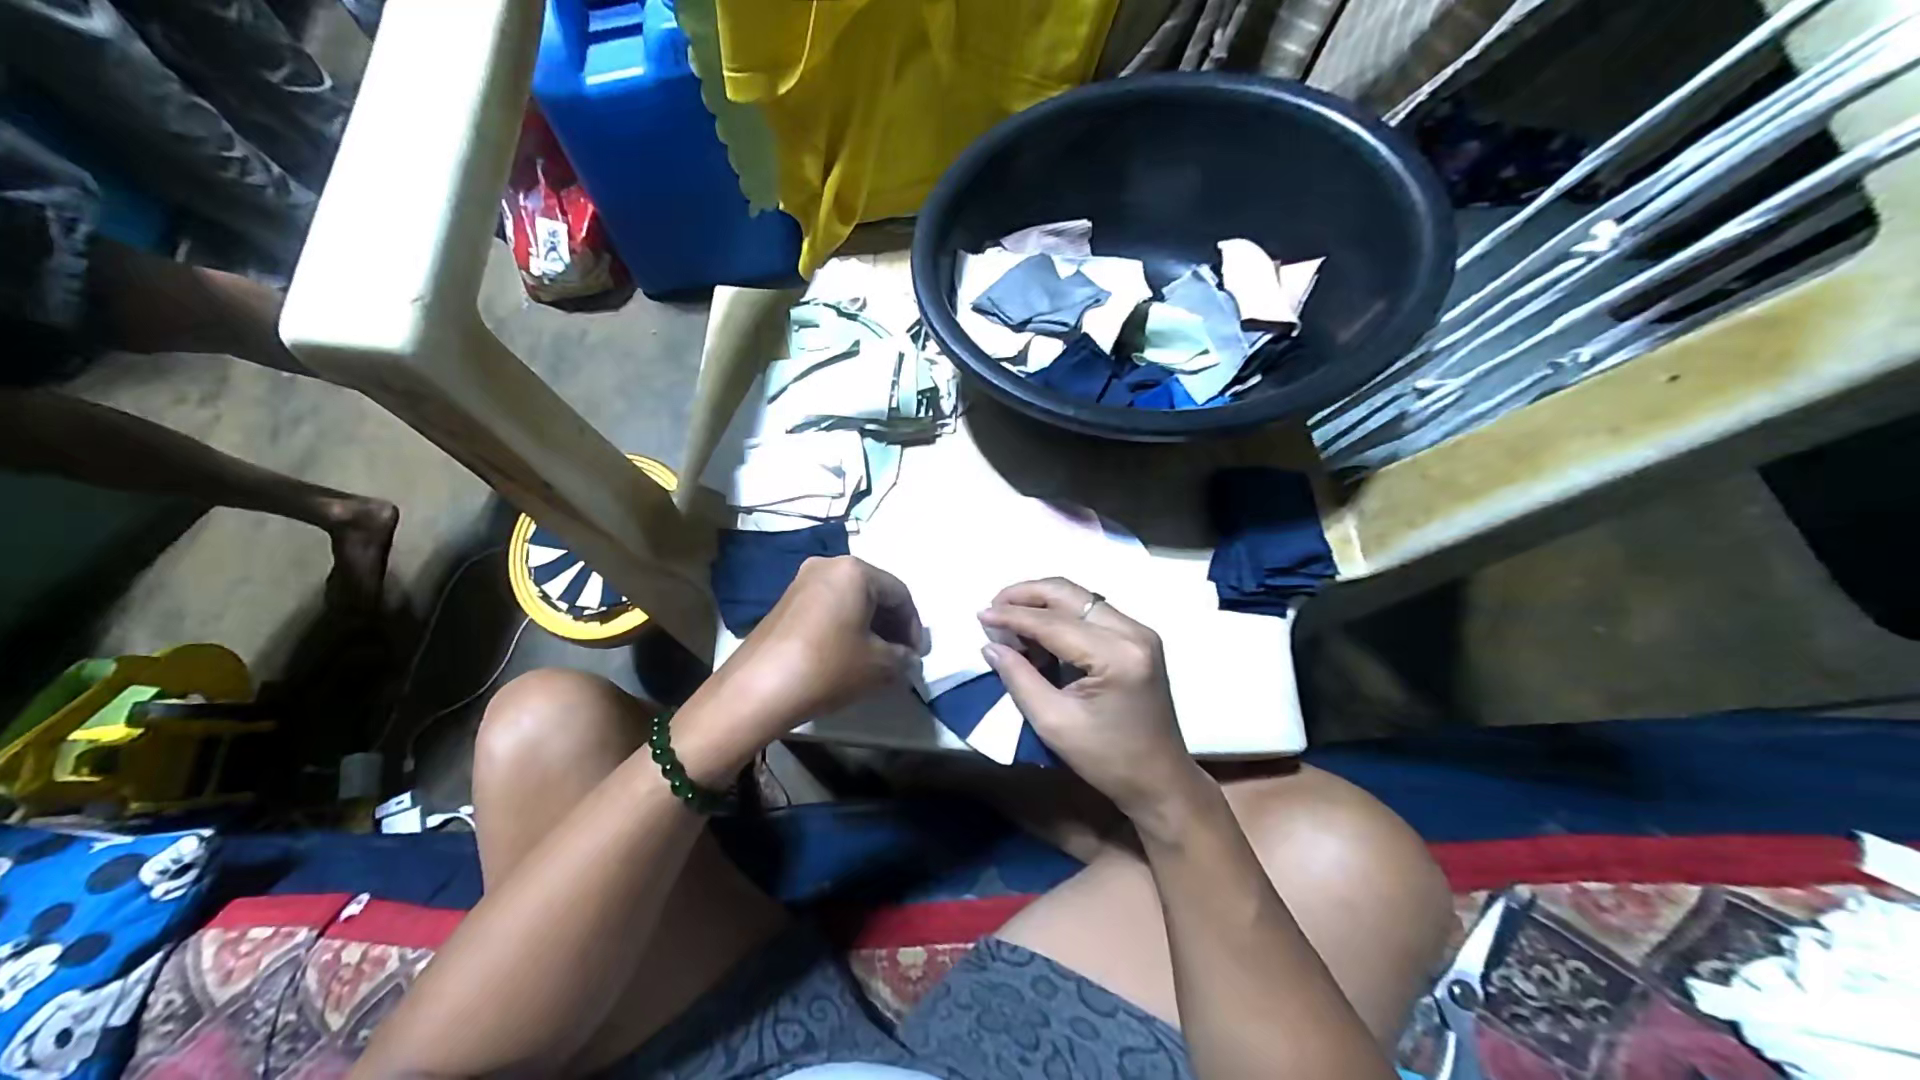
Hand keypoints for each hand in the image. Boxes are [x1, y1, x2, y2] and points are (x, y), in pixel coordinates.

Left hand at [712, 556, 922, 743]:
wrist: (758, 690)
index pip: (899, 593)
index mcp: (854, 570)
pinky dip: (845, 628)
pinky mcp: (785, 604)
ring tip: (877, 660)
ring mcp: (801, 583)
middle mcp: (826, 566)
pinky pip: (828, 609)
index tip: (916, 656)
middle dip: (891, 625)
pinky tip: (847, 656)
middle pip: (873, 592)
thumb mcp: (879, 666)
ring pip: (850, 601)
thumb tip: (907, 659)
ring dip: (869, 627)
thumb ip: (903, 658)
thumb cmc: (827, 667)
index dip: (913, 626)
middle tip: (900, 657)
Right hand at [978, 578, 1208, 818]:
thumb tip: (991, 645)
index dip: (1012, 616)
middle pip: (1069, 594)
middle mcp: (1132, 632)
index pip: (1053, 622)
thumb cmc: (1107, 759)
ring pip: (1080, 598)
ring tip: (1009, 617)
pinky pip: (1092, 612)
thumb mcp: (1053, 722)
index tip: (980, 615)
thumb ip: (1019, 678)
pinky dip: (1061, 615)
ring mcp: (1139, 633)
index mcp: (1116, 654)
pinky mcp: (1138, 639)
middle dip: (1026, 594)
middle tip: (993, 606)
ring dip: (1043, 602)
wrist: (1159, 780)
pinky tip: (1037, 629)